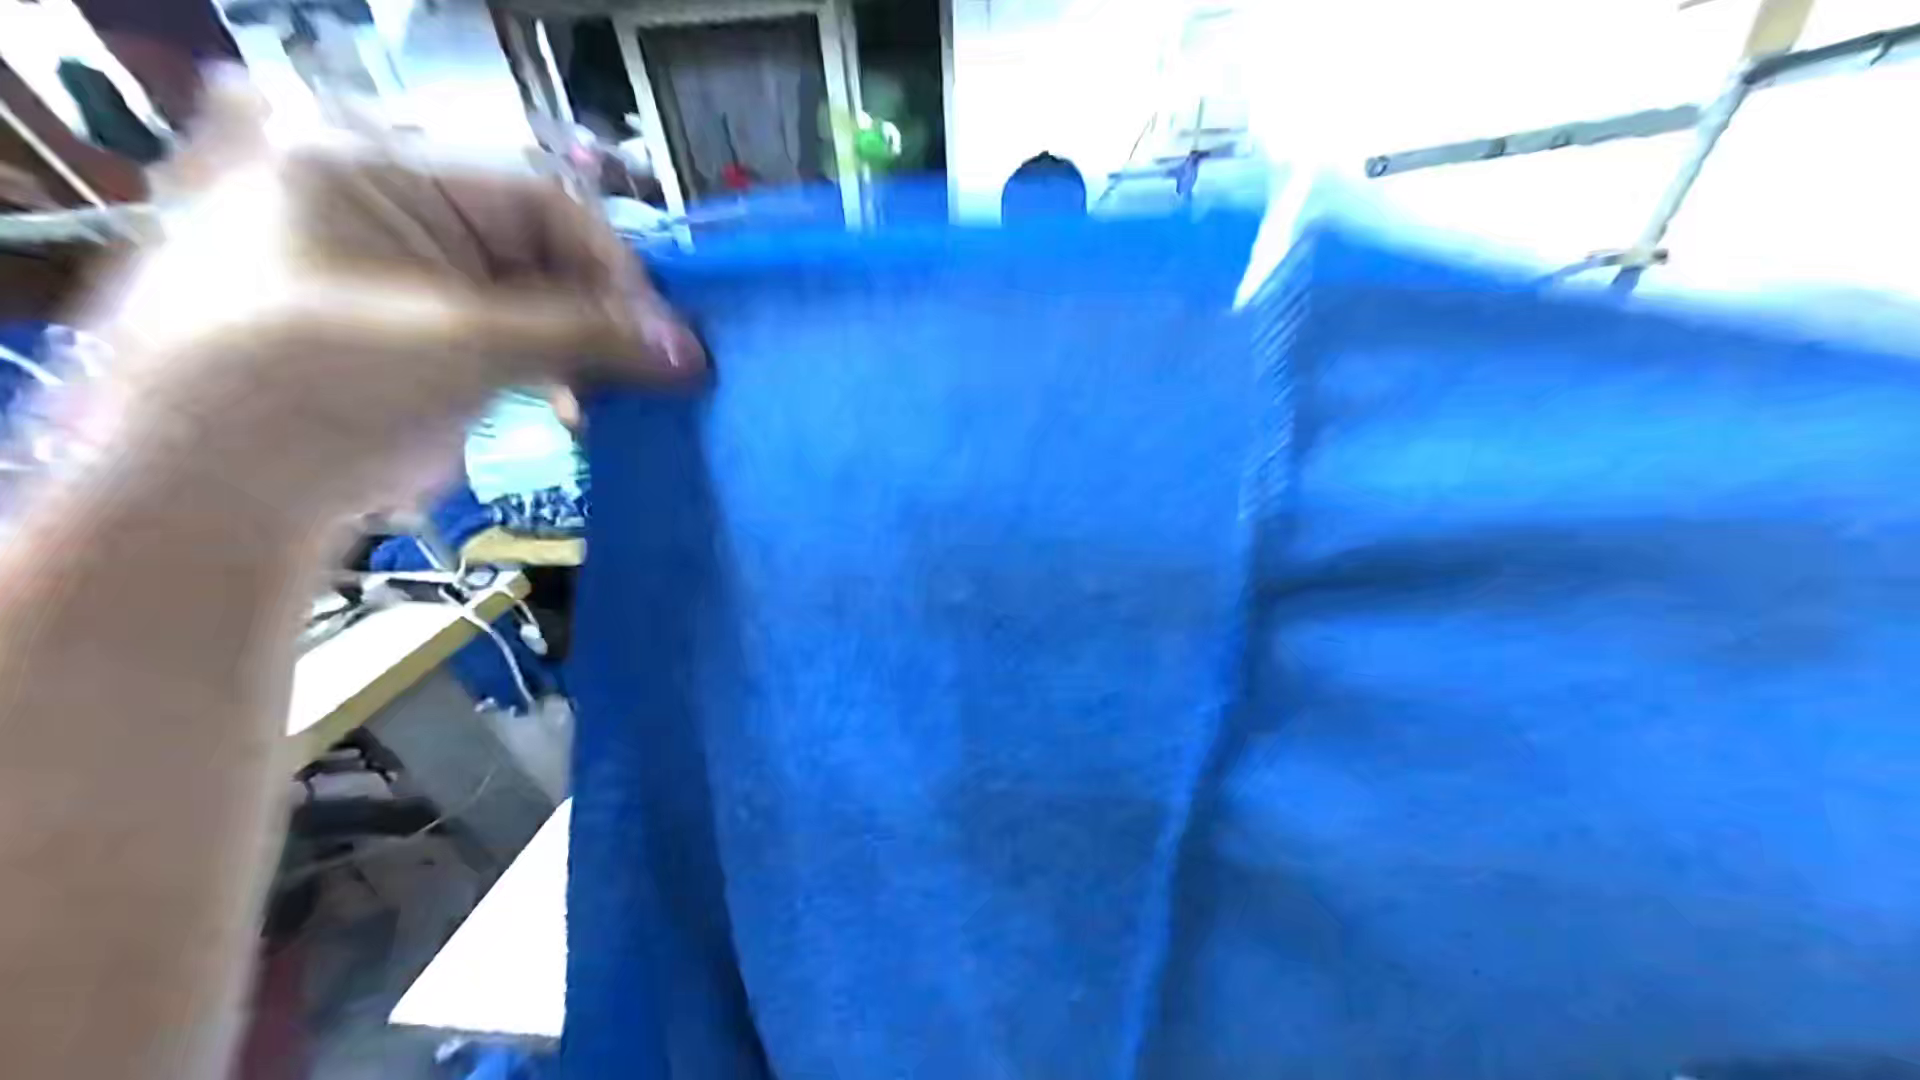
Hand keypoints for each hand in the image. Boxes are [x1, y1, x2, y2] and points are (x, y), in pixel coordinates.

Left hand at [66, 73, 703, 535]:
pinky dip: (553, 367)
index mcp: (377, 167)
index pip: (540, 199)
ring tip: (609, 398)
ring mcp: (405, 271)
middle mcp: (392, 205)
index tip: (659, 338)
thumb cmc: (322, 390)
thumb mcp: (468, 346)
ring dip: (583, 347)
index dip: (614, 268)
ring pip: (535, 297)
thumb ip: (590, 337)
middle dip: (601, 314)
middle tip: (646, 371)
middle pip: (541, 249)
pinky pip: (512, 332)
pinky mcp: (417, 328)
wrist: (212, 492)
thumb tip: (692, 354)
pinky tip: (573, 405)